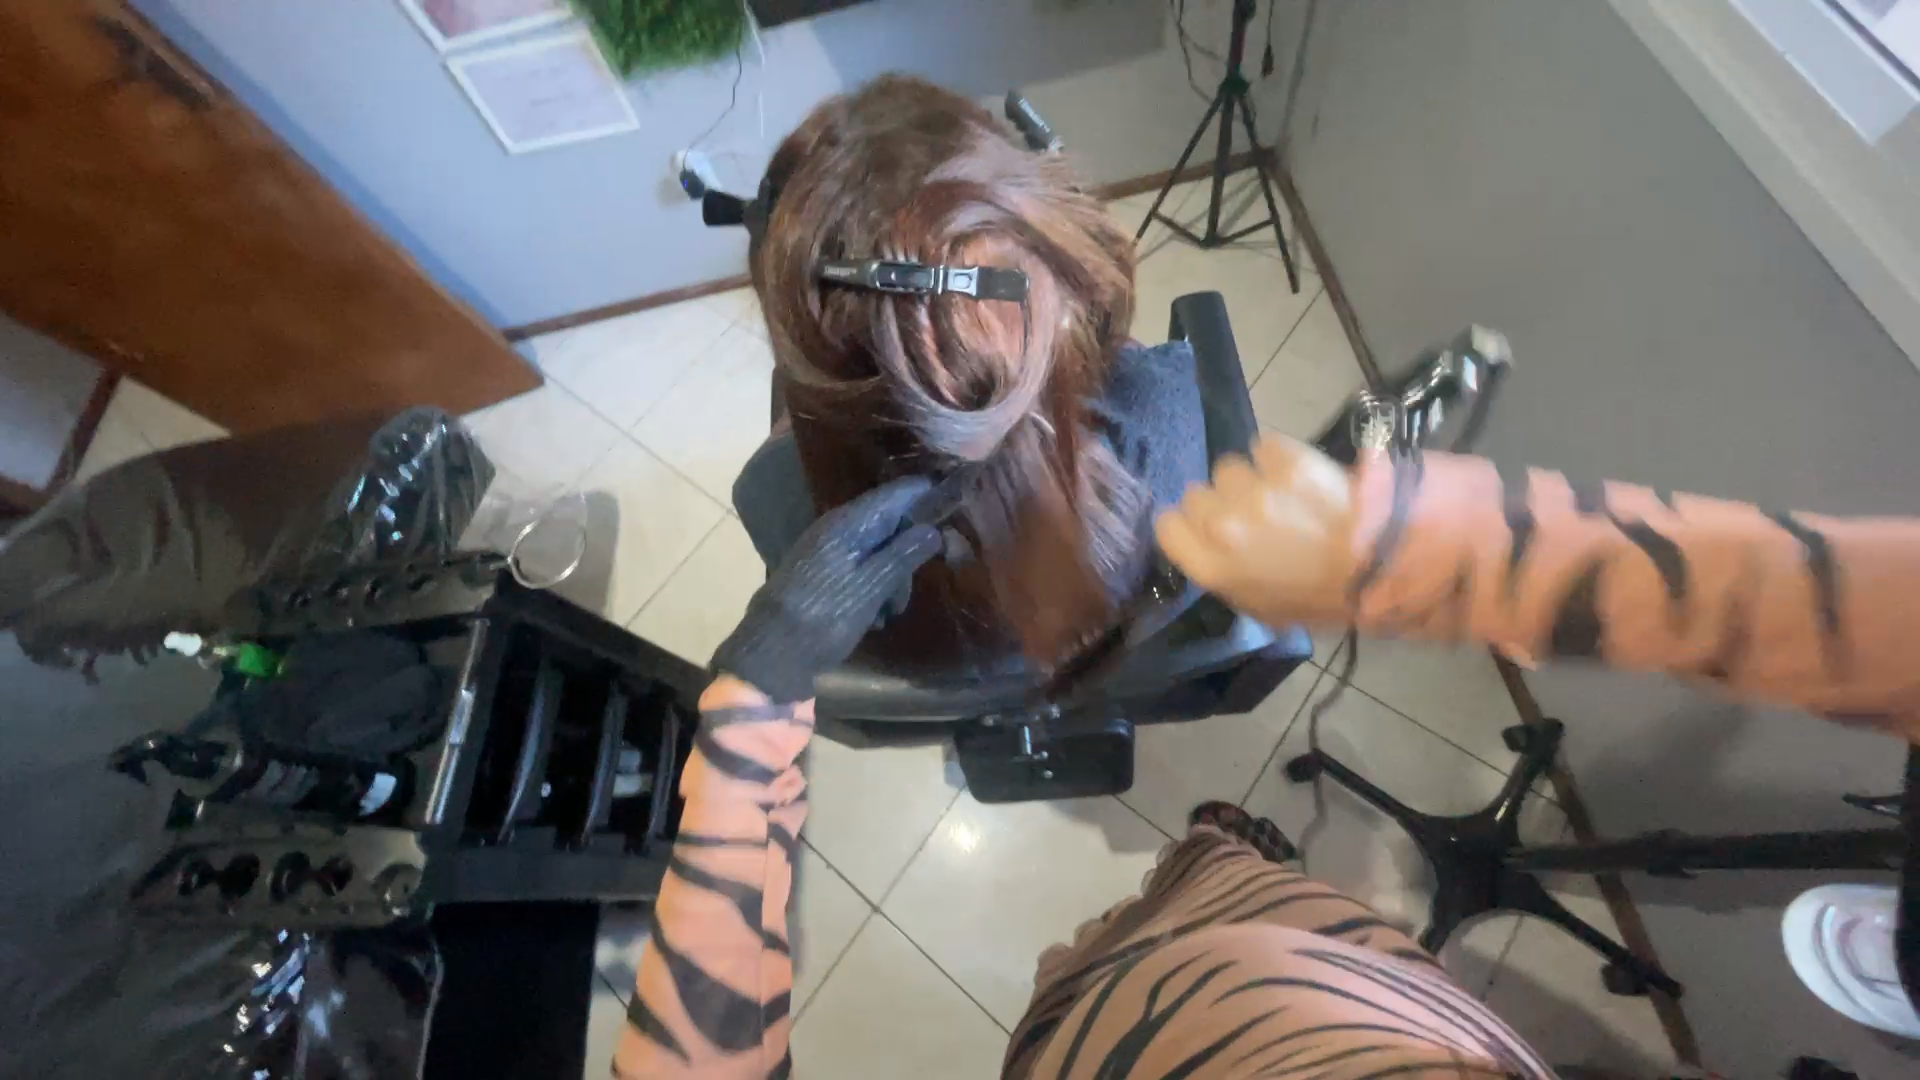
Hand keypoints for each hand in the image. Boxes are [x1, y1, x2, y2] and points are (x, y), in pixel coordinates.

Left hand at [712, 475, 943, 702]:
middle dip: (908, 554)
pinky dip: (874, 588)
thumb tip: (933, 529)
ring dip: (892, 579)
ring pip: (878, 551)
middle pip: (889, 524)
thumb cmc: (824, 617)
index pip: (896, 493)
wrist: (771, 652)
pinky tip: (874, 617)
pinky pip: (861, 569)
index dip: (927, 495)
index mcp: (848, 523)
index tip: (955, 506)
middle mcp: (837, 527)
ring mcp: (828, 549)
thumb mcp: (871, 589)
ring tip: (888, 613)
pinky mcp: (823, 572)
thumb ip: (903, 556)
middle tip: (910, 591)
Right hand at [1155, 434, 1359, 627]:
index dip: (1189, 524)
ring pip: (1228, 468)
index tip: (1209, 529)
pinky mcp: (1286, 463)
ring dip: (1249, 478)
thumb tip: (1207, 546)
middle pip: (1196, 494)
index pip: (1167, 524)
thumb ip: (1221, 573)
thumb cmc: (1321, 597)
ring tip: (1281, 495)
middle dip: (1219, 502)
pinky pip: (1263, 447)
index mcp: (1210, 566)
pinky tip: (1298, 475)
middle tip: (1253, 515)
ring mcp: (1253, 492)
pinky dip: (1278, 457)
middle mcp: (1222, 527)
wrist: (1385, 567)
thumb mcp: (1259, 606)